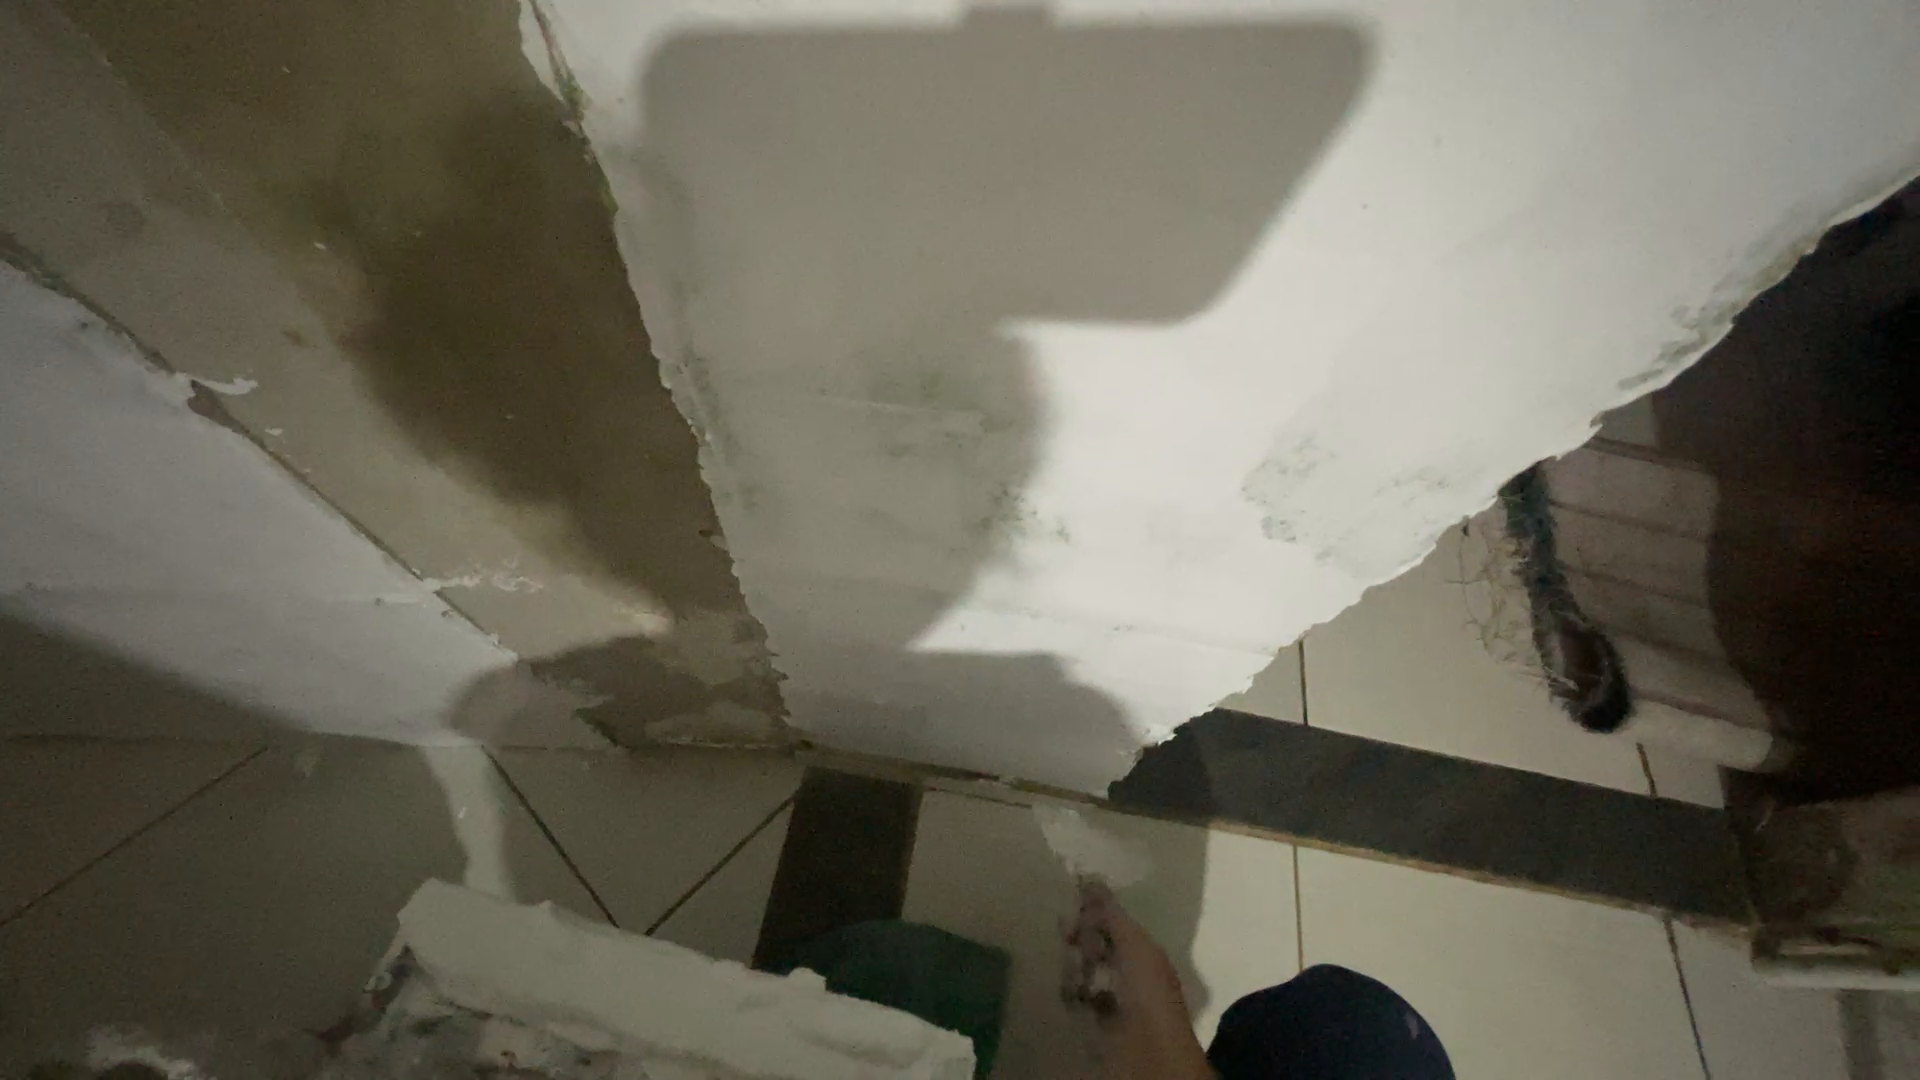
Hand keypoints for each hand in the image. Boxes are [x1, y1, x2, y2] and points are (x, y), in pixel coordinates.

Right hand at [1062, 882, 1214, 1079]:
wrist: (1149, 1055)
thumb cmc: (1146, 990)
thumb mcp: (1133, 943)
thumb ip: (1110, 911)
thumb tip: (1089, 876)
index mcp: (1142, 950)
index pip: (1112, 922)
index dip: (1094, 912)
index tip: (1076, 905)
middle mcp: (1127, 971)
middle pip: (1093, 944)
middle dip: (1081, 938)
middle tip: (1070, 937)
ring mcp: (1110, 997)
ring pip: (1081, 968)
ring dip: (1074, 967)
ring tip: (1078, 976)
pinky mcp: (1093, 1022)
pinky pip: (1073, 997)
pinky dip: (1071, 992)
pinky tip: (1074, 994)